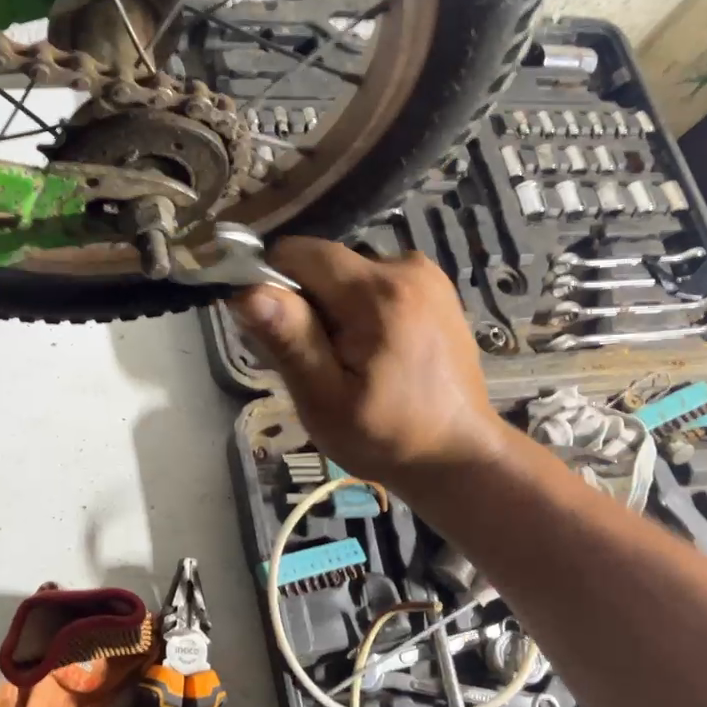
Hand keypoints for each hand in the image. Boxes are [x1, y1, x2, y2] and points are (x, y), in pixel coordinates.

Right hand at [229, 237, 506, 482]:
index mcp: (378, 293)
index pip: (299, 252)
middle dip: (304, 304)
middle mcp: (405, 266)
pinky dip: (358, 311)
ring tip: (343, 363)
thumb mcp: (324, 400)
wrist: (460, 454)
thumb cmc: (387, 437)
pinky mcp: (433, 288)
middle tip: (313, 362)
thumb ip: (289, 341)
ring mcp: (425, 274)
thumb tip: (247, 293)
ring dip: (331, 310)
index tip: (271, 333)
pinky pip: (373, 284)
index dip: (272, 284)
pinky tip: (370, 354)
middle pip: (324, 265)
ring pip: (346, 275)